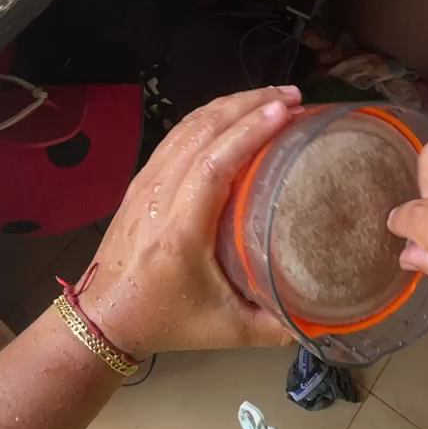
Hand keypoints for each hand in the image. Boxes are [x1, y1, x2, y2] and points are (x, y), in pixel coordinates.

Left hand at [75, 86, 301, 356]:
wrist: (102, 318)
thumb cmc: (166, 322)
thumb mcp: (227, 332)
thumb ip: (278, 326)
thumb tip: (325, 314)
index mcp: (180, 232)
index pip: (213, 164)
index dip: (250, 132)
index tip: (285, 112)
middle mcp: (159, 197)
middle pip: (202, 131)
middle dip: (249, 105)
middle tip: (293, 96)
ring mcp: (146, 183)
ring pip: (188, 126)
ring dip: (231, 104)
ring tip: (271, 97)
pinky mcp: (142, 180)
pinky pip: (177, 134)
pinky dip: (210, 115)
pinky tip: (234, 112)